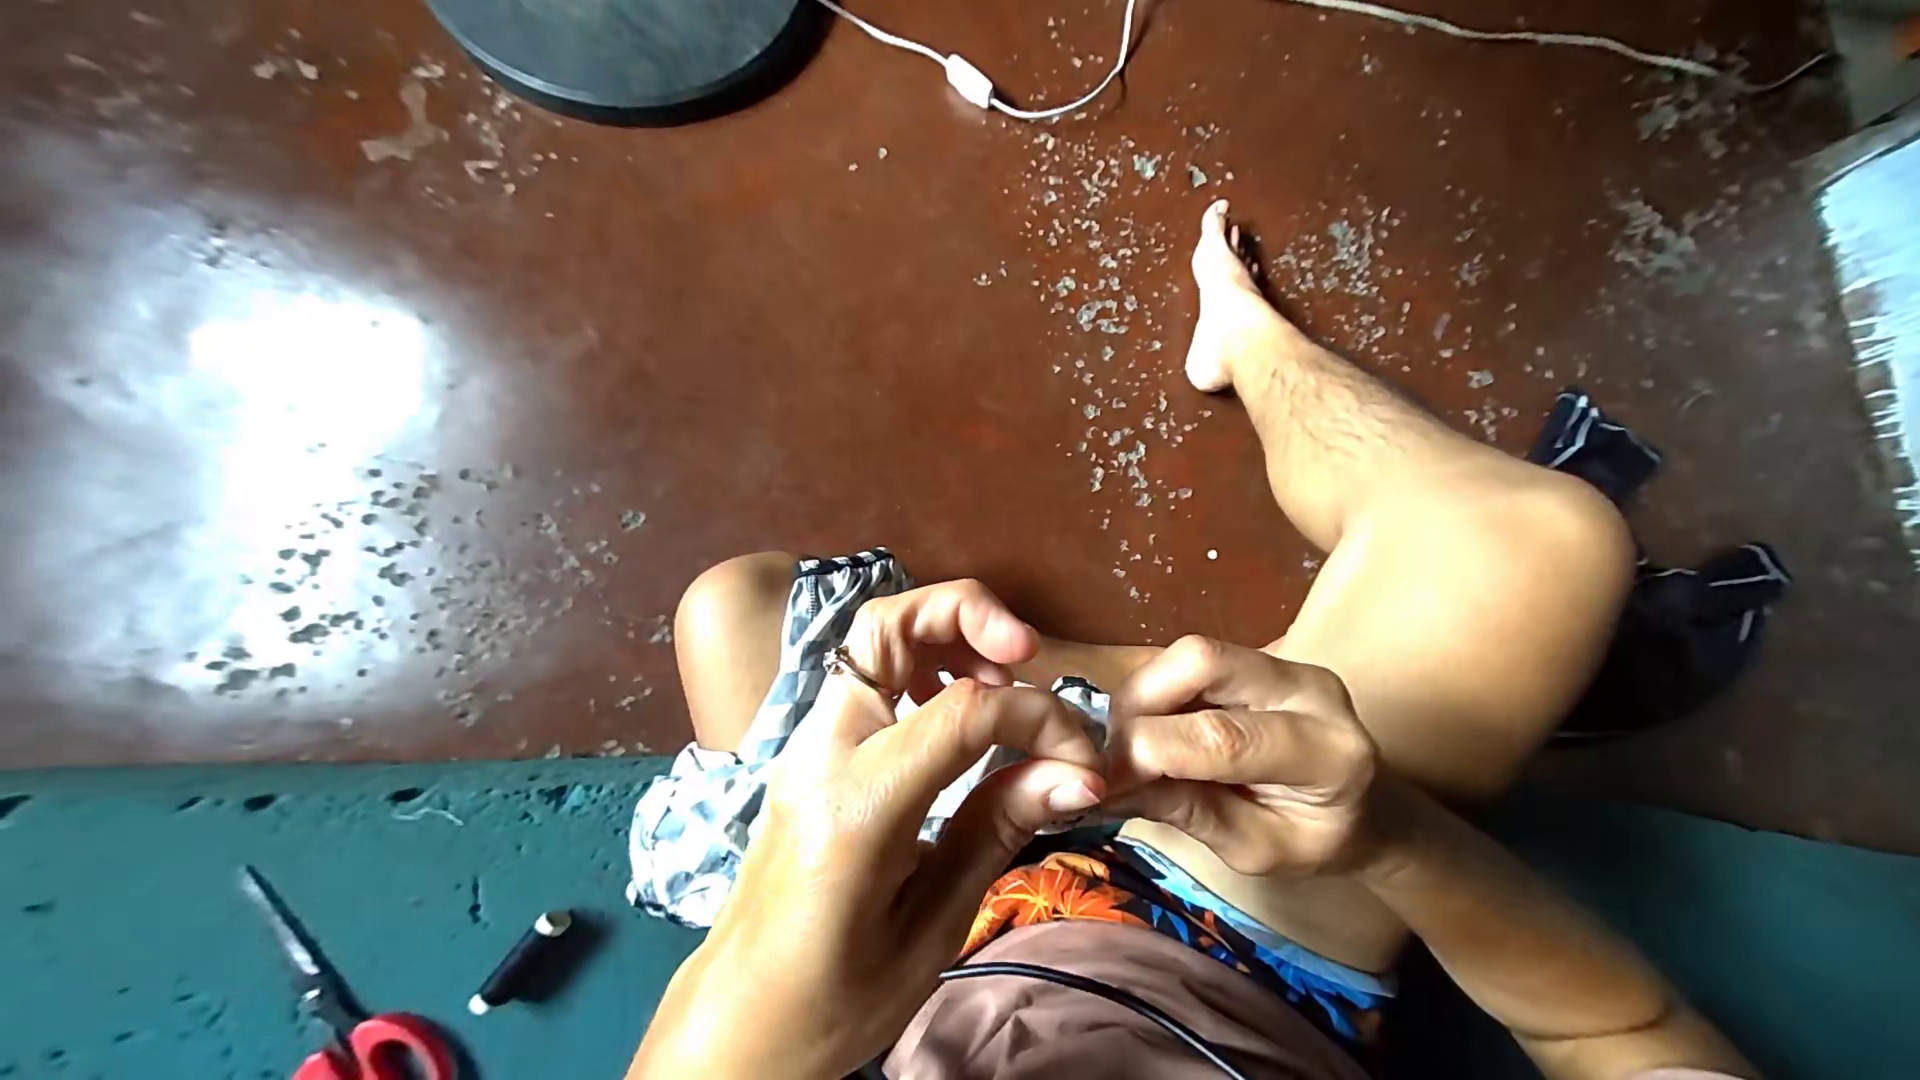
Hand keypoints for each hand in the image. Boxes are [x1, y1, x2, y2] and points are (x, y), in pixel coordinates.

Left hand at [630, 581, 1107, 1079]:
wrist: (735, 1019)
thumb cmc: (831, 1001)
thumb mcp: (932, 929)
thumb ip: (998, 829)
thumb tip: (1078, 774)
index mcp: (856, 804)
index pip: (961, 712)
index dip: (1037, 718)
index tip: (1080, 759)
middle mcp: (824, 747)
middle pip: (887, 624)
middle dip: (967, 612)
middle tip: (1027, 650)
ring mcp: (811, 738)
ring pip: (875, 633)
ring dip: (945, 628)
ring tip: (1002, 675)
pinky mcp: (816, 744)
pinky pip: (870, 669)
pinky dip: (923, 658)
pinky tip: (960, 703)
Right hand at [1104, 635, 1379, 876]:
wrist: (1366, 806)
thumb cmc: (1315, 840)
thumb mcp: (1255, 851)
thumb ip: (1185, 812)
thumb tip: (1105, 786)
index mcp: (1325, 752)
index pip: (1219, 737)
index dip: (1146, 752)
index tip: (1102, 779)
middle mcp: (1309, 688)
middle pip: (1201, 660)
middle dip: (1140, 700)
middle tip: (1117, 747)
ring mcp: (1285, 661)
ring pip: (1189, 652)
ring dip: (1143, 693)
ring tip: (1135, 739)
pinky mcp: (1261, 654)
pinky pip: (1191, 659)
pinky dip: (1157, 689)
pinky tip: (1157, 724)